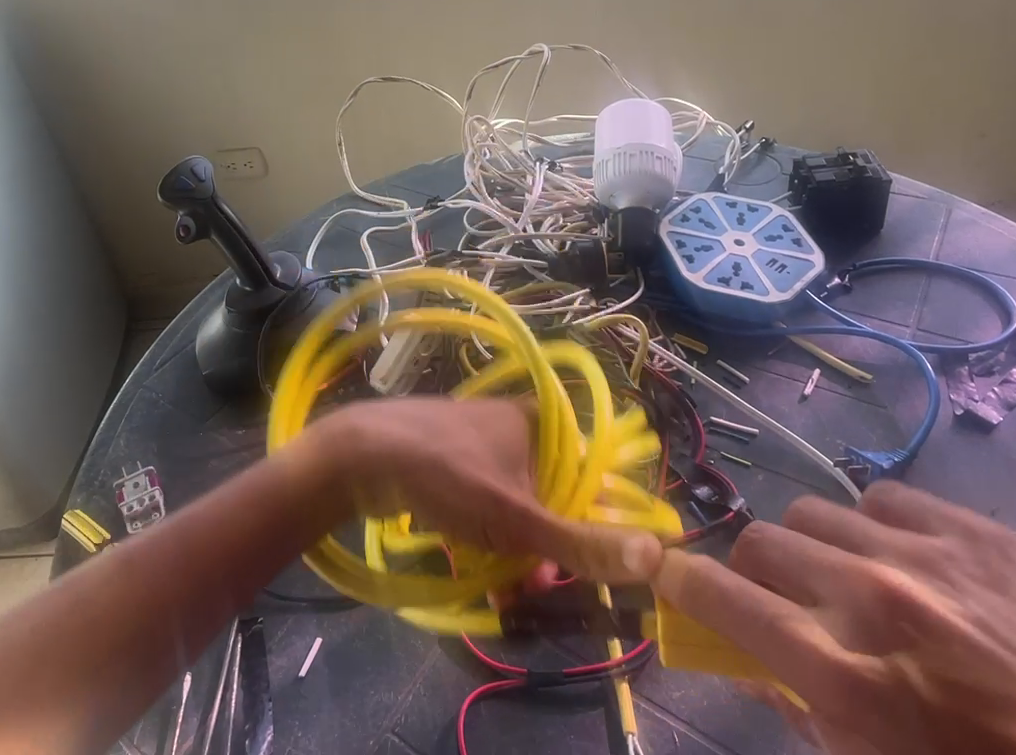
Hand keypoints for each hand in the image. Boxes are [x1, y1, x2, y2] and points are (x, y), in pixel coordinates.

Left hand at [302, 397, 663, 584]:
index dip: (594, 522)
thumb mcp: (516, 516)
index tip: (583, 565)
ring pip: (514, 507)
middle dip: (546, 548)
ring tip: (502, 590)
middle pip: (552, 496)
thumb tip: (658, 558)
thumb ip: (580, 541)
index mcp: (541, 425)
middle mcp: (514, 429)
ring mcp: (478, 447)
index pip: (591, 473)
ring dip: (514, 552)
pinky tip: (476, 570)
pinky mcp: (449, 466)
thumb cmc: (445, 474)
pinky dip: (483, 538)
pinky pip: (481, 506)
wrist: (357, 456)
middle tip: (534, 586)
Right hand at [653, 481, 1015, 754]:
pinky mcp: (982, 533)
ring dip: (817, 548)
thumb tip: (752, 666)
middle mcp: (874, 600)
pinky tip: (906, 562)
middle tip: (785, 603)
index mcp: (845, 677)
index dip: (685, 583)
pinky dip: (875, 527)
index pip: (722, 599)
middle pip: (762, 541)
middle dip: (757, 573)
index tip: (674, 578)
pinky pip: (885, 498)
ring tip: (853, 582)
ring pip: (816, 512)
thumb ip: (803, 718)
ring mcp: (930, 556)